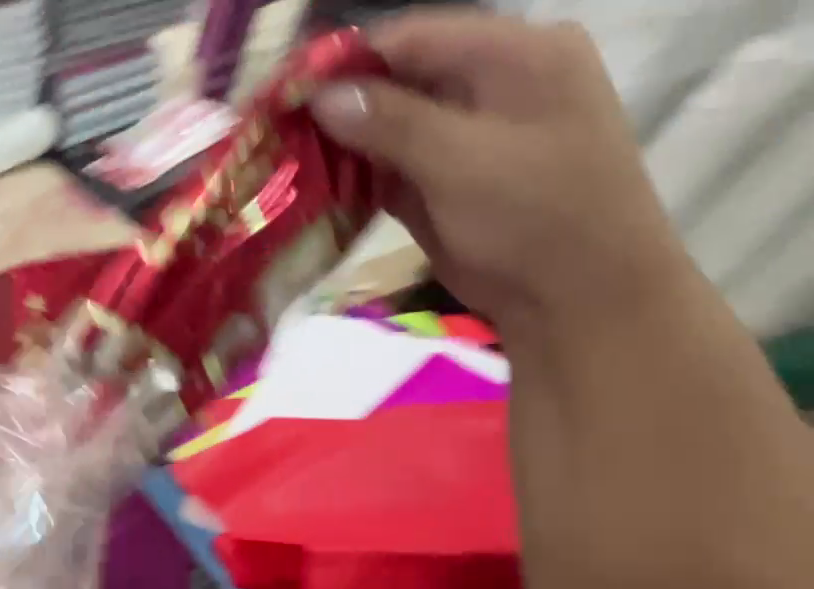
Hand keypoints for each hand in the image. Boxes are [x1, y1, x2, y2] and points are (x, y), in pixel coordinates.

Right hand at [308, 11, 693, 335]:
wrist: (576, 295)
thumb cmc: (535, 216)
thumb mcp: (462, 161)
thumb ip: (391, 122)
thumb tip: (320, 94)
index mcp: (514, 55)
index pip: (411, 38)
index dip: (342, 61)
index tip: (280, 92)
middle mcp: (489, 84)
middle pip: (394, 78)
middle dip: (332, 104)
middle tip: (269, 131)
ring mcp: (464, 135)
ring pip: (385, 124)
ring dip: (335, 143)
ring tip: (277, 159)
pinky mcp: (443, 180)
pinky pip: (388, 164)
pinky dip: (351, 174)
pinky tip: (308, 187)